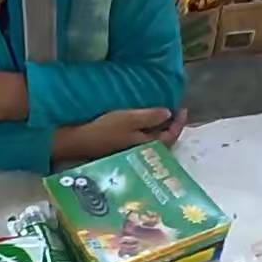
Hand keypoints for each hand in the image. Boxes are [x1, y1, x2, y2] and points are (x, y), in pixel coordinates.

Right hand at [52, 108, 186, 161]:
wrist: (79, 141)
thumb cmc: (105, 129)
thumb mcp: (129, 118)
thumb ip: (150, 117)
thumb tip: (168, 114)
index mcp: (147, 146)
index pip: (170, 137)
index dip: (179, 124)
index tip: (182, 108)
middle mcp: (141, 153)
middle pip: (163, 143)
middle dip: (171, 129)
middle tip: (175, 113)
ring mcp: (132, 153)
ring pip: (152, 143)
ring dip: (159, 131)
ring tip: (163, 118)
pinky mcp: (122, 150)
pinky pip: (142, 142)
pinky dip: (148, 133)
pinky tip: (145, 126)